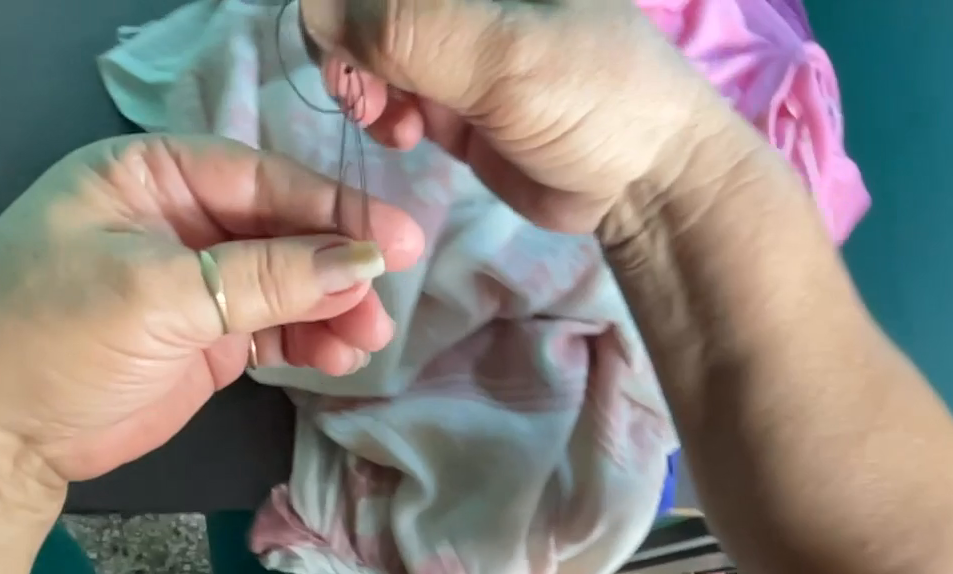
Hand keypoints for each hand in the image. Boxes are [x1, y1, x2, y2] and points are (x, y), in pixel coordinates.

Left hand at [0, 135, 425, 481]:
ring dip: (330, 311)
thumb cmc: (51, 334)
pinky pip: (273, 329)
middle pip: (282, 233)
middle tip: (383, 303)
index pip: (261, 179)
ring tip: (367, 340)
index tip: (399, 242)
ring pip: (285, 285)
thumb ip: (266, 278)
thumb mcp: (158, 293)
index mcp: (151, 176)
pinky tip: (338, 358)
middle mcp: (180, 221)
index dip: (333, 210)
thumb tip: (361, 265)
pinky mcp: (207, 339)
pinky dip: (308, 342)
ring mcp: (197, 284)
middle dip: (335, 268)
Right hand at [301, 0, 730, 232]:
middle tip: (367, 97)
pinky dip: (382, 112)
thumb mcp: (504, 55)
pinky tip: (403, 135)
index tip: (346, 48)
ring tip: (390, 123)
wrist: (636, 178)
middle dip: (351, 45)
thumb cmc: (591, 94)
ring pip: (368, 47)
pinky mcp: (448, 95)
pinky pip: (389, 91)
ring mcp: (451, 41)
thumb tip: (316, 14)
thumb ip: (411, 29)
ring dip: (363, 84)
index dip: (345, 3)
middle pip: (365, 4)